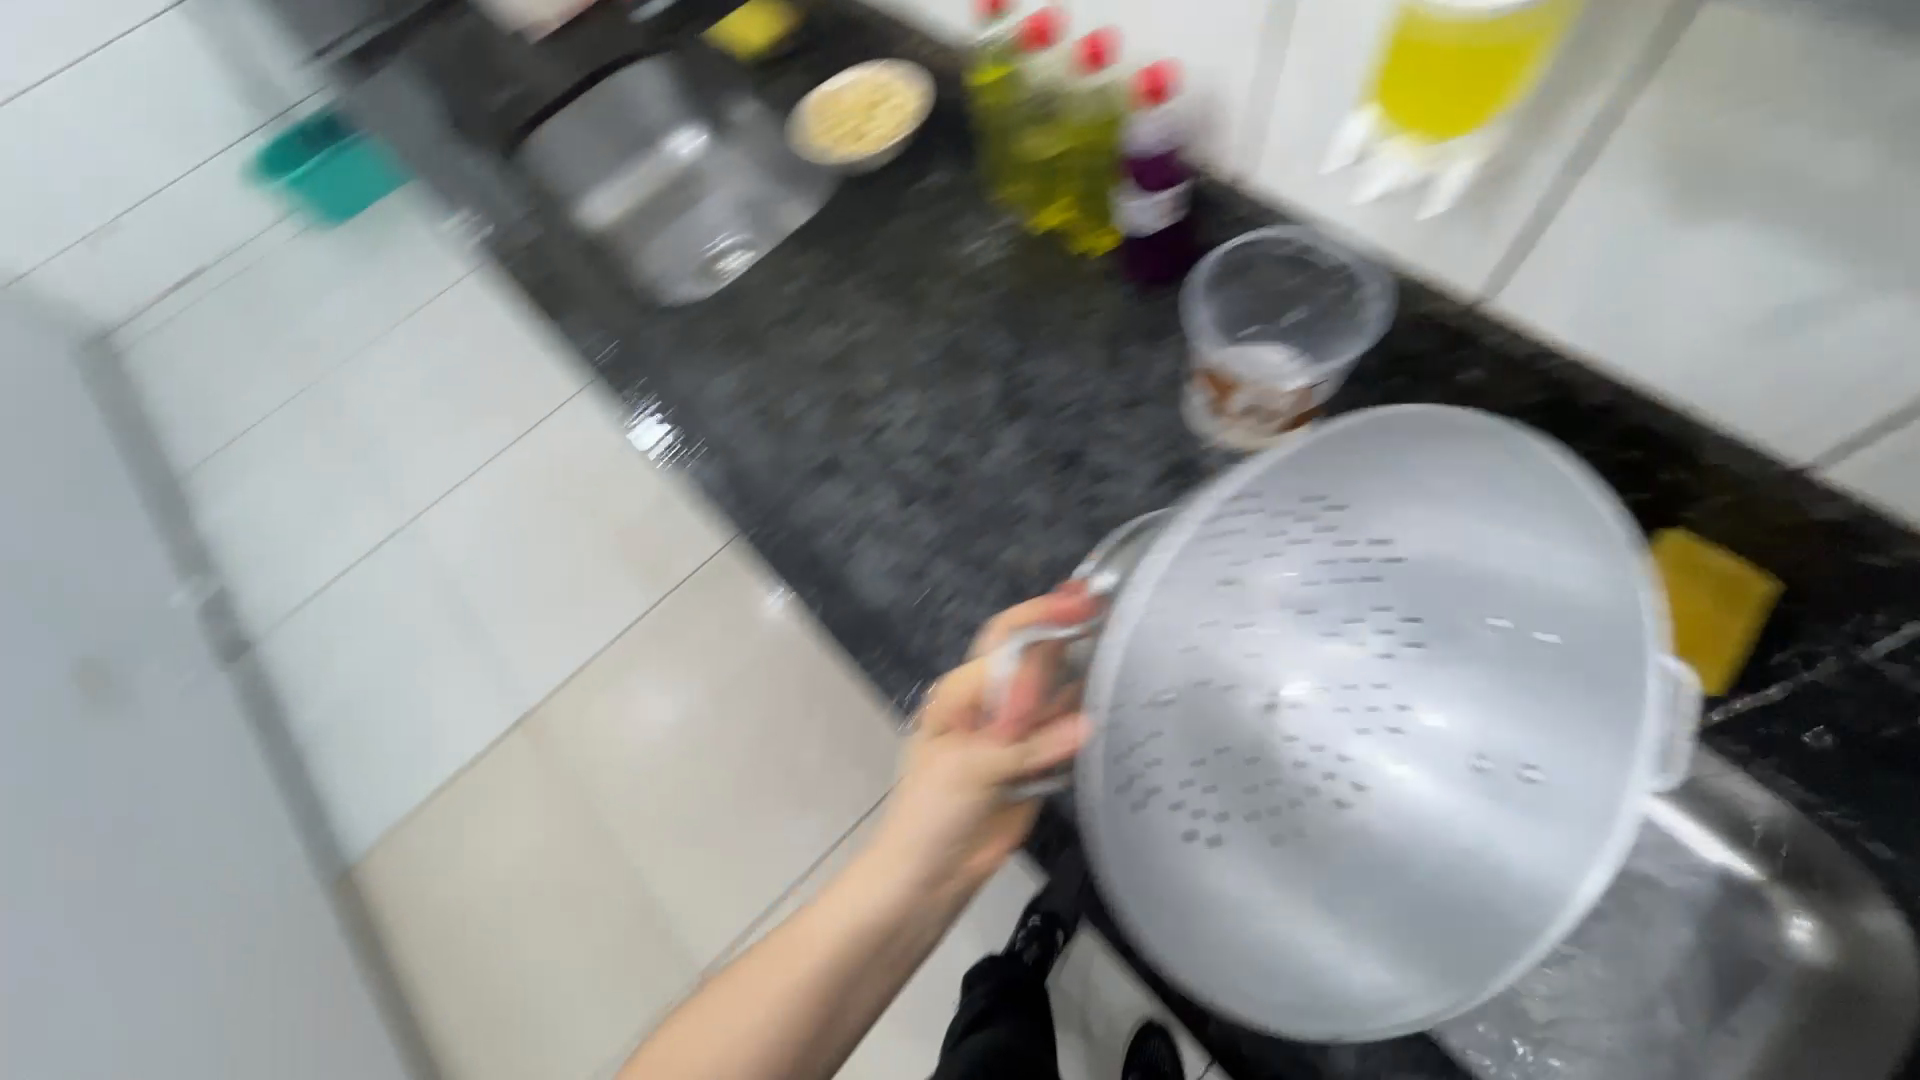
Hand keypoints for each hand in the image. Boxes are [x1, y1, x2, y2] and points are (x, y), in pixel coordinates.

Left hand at [866, 586, 1101, 903]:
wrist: (927, 876)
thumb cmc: (931, 813)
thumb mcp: (970, 770)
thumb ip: (1027, 745)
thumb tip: (1084, 722)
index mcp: (961, 693)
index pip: (1005, 643)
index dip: (1040, 620)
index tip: (1078, 605)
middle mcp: (989, 704)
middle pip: (1030, 661)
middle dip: (1063, 637)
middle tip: (1104, 613)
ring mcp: (1012, 734)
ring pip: (1050, 696)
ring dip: (1077, 677)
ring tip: (1118, 653)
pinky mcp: (1032, 765)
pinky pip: (1061, 736)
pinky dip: (1081, 723)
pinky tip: (1106, 706)